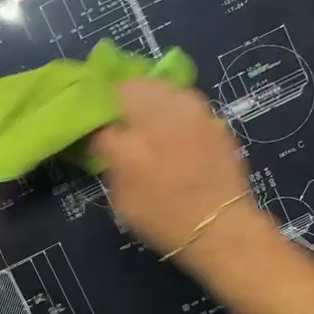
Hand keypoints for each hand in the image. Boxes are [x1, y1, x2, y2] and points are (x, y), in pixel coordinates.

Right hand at [89, 79, 261, 257]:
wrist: (220, 228)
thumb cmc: (165, 222)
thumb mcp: (122, 202)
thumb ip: (111, 166)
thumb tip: (106, 145)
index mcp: (128, 148)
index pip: (98, 120)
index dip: (93, 125)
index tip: (94, 133)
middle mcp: (157, 121)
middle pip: (127, 88)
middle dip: (116, 99)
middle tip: (116, 116)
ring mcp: (188, 114)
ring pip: (156, 85)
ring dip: (144, 95)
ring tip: (143, 113)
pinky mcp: (210, 116)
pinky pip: (181, 97)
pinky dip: (170, 103)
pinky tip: (170, 122)